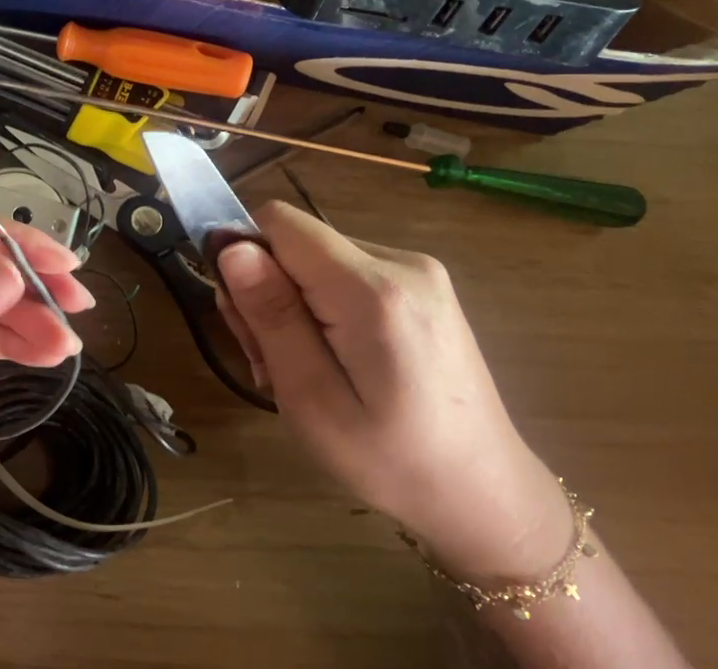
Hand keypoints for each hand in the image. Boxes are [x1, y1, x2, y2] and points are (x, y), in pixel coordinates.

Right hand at [216, 201, 571, 581]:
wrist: (486, 497)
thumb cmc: (390, 461)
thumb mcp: (311, 398)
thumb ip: (271, 316)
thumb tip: (231, 247)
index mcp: (372, 290)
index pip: (277, 222)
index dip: (242, 256)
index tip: (245, 319)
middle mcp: (401, 264)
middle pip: (292, 242)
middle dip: (264, 290)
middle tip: (271, 361)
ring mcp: (418, 274)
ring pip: (311, 258)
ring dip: (289, 304)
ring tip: (303, 370)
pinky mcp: (421, 289)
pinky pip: (340, 274)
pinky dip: (319, 308)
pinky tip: (332, 359)